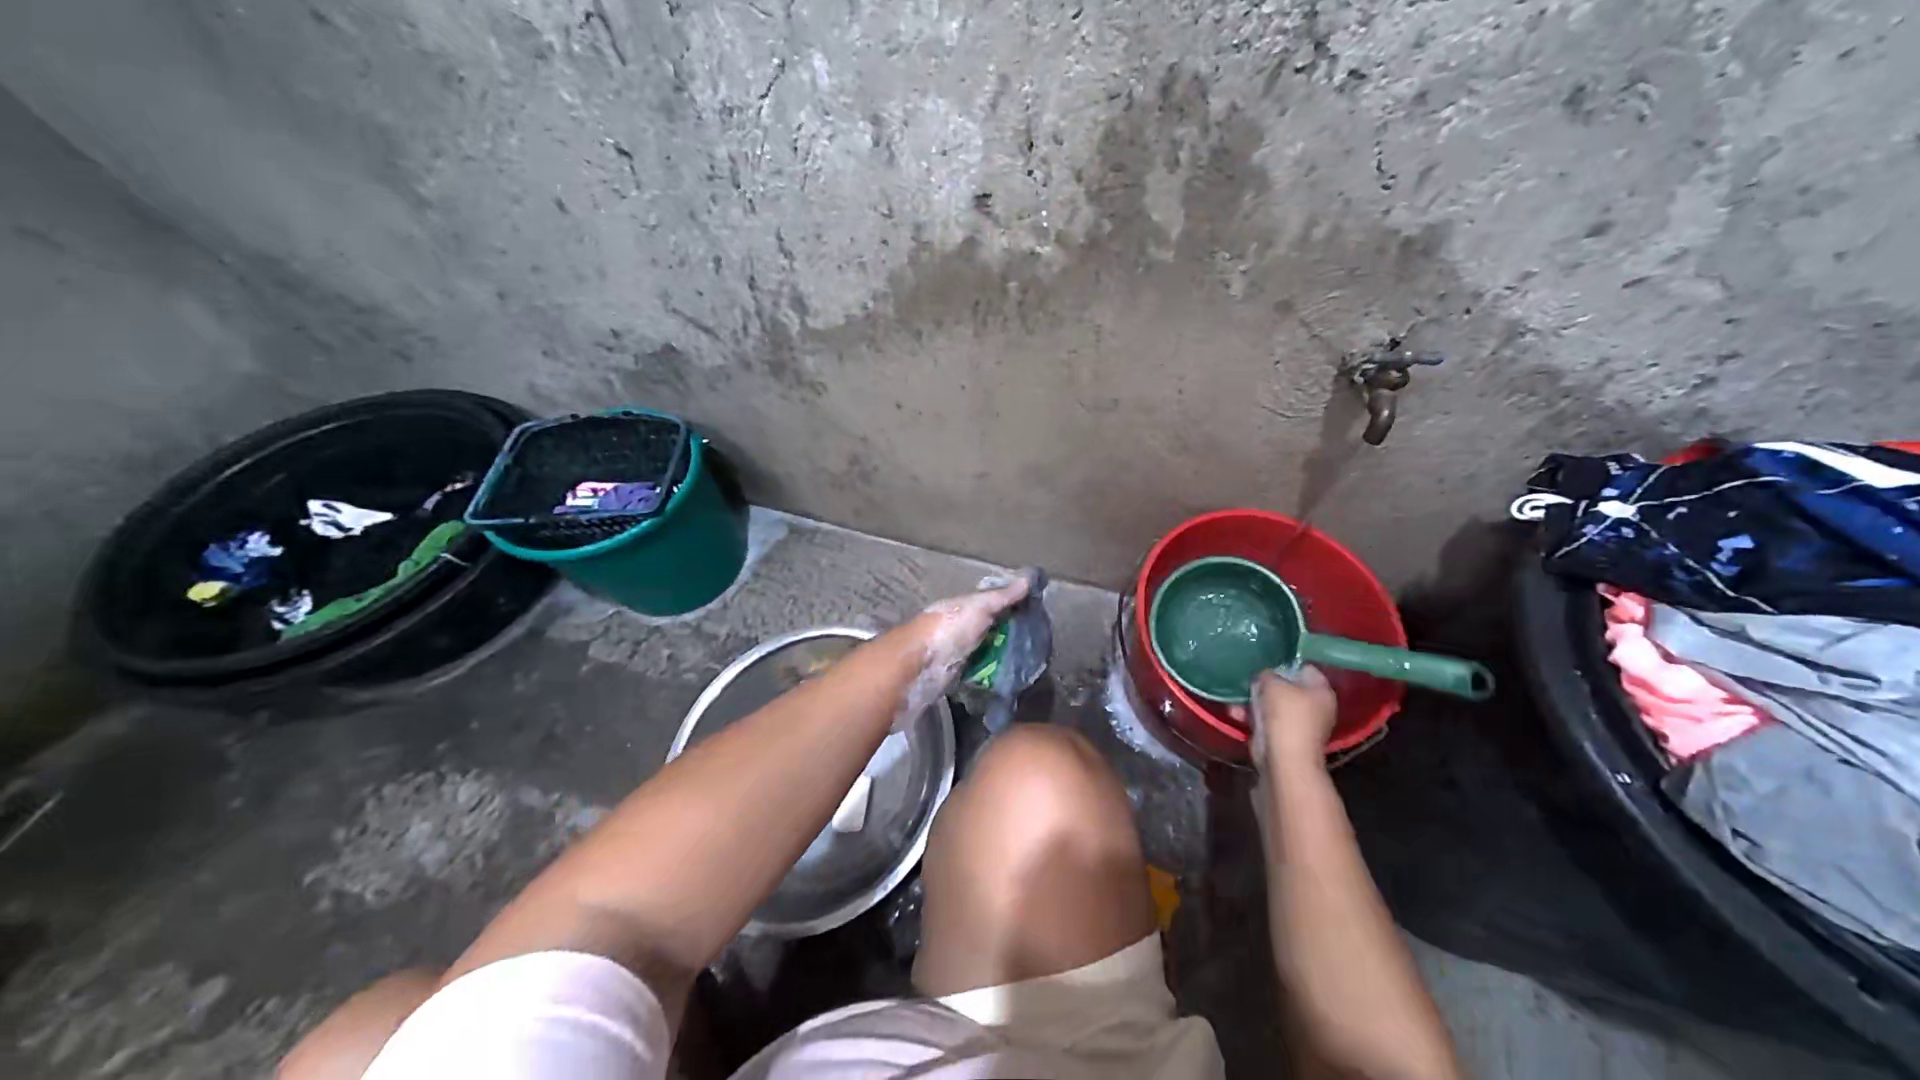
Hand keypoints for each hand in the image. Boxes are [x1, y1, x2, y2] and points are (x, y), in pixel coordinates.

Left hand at [892, 573, 1033, 723]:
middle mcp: (962, 628)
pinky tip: (1012, 675)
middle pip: (992, 628)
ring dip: (1004, 655)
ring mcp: (959, 652)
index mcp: (965, 607)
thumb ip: (1003, 596)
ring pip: (988, 651)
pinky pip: (982, 670)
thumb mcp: (979, 606)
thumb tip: (1030, 578)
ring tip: (1032, 661)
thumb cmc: (949, 627)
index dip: (1013, 606)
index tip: (1037, 613)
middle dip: (1011, 634)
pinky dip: (994, 672)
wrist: (921, 663)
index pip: (993, 603)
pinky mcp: (958, 674)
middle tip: (1040, 642)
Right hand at [1235, 666, 1337, 775]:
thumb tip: (1263, 676)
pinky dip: (1251, 715)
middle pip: (1287, 686)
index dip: (1285, 663)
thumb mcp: (1273, 683)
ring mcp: (1299, 722)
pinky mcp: (1283, 735)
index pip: (1305, 668)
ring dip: (1253, 699)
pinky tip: (1235, 712)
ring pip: (1273, 703)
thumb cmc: (1286, 715)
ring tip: (1235, 696)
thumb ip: (1267, 673)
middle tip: (1248, 677)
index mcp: (1321, 691)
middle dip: (1265, 683)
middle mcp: (1314, 706)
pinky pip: (1266, 719)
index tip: (1265, 661)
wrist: (1284, 758)